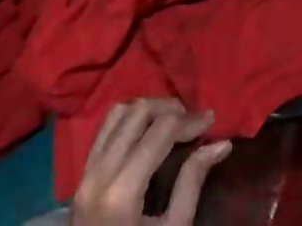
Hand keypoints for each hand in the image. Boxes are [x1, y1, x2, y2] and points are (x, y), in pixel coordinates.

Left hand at [72, 99, 231, 225]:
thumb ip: (192, 183)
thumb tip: (221, 143)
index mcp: (122, 192)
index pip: (161, 130)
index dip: (190, 119)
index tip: (211, 121)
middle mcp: (99, 174)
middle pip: (138, 112)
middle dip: (171, 108)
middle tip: (193, 122)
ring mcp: (84, 174)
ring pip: (118, 113)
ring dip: (149, 109)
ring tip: (172, 123)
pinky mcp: (80, 177)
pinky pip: (104, 129)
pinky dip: (129, 119)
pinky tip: (147, 132)